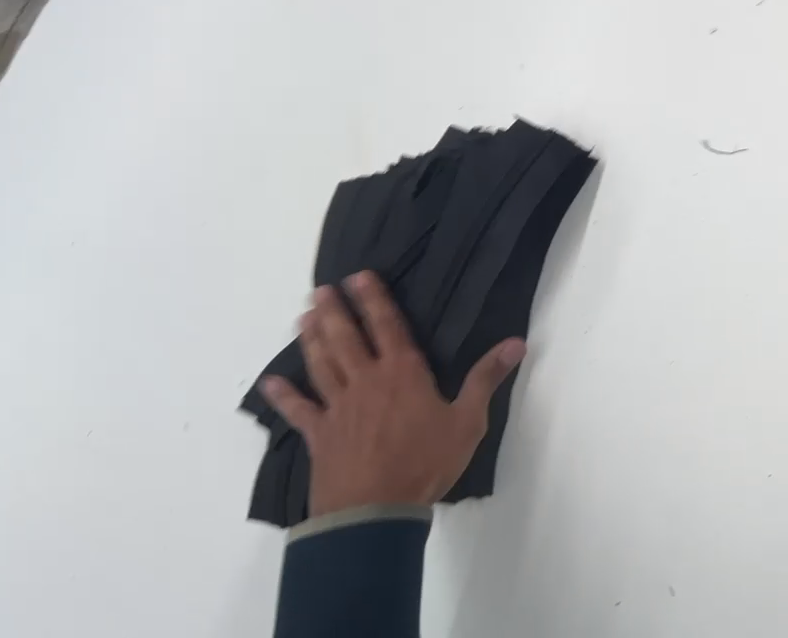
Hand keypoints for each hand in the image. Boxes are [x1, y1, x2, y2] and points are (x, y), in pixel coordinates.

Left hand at [260, 270, 525, 518]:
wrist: (373, 512)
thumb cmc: (426, 461)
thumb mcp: (468, 420)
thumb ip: (486, 378)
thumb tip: (516, 342)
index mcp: (403, 374)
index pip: (388, 327)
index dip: (374, 300)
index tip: (359, 276)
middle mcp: (367, 382)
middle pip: (347, 340)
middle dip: (335, 312)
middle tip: (320, 289)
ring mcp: (338, 409)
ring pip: (322, 366)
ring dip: (312, 340)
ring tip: (303, 317)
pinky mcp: (320, 436)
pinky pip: (299, 410)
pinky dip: (284, 395)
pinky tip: (271, 383)